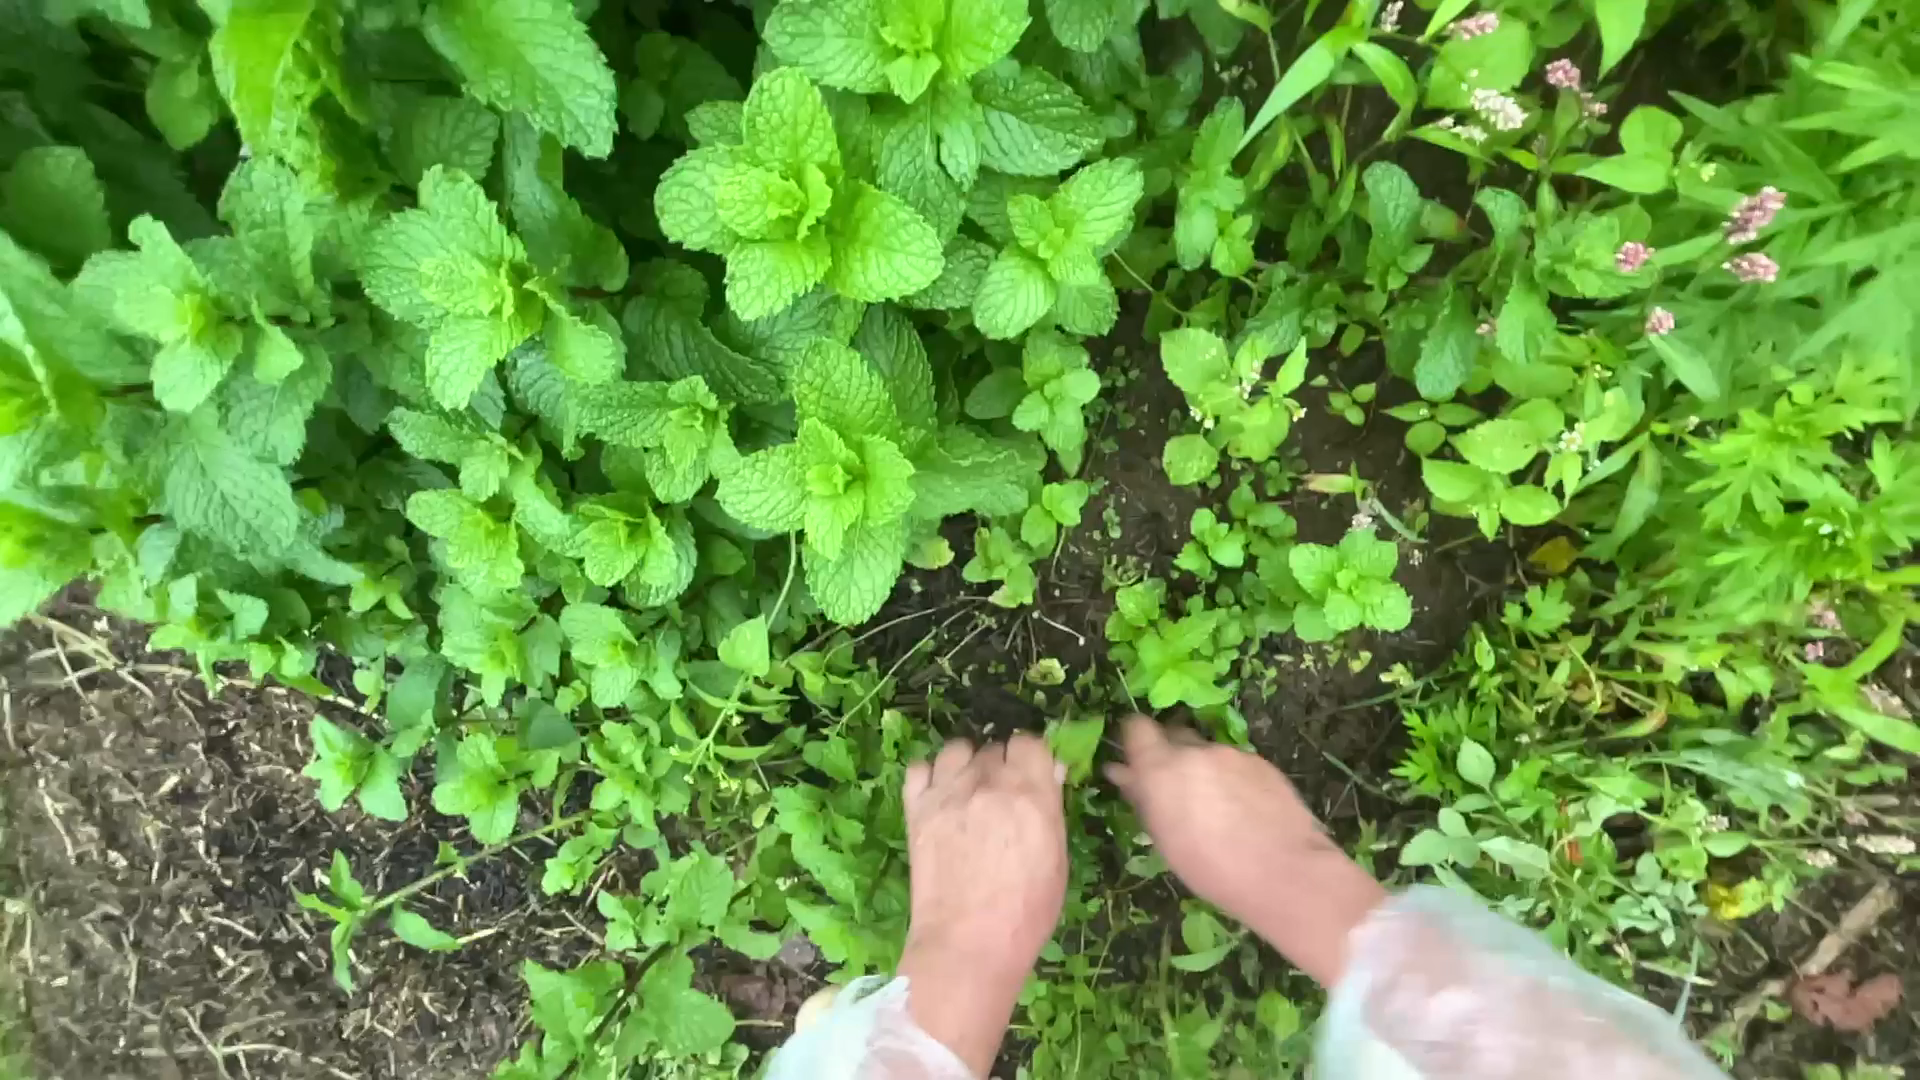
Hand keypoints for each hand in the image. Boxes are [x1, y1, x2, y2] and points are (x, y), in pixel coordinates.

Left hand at [897, 735, 1066, 1074]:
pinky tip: (939, 795)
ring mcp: (948, 791)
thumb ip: (1051, 808)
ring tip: (969, 790)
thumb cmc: (1025, 912)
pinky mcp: (917, 806)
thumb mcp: (1056, 859)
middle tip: (1002, 798)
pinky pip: (921, 767)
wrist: (967, 945)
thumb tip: (1052, 771)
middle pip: (995, 748)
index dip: (1031, 758)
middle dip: (1001, 767)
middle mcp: (987, 782)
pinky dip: (931, 775)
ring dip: (967, 763)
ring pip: (958, 748)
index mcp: (1029, 792)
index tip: (1031, 777)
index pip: (1029, 742)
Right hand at [1106, 715, 1383, 985]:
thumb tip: (1119, 771)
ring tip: (1218, 807)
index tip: (1139, 762)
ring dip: (1203, 768)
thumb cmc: (1212, 869)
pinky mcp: (1260, 761)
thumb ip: (1141, 797)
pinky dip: (1232, 778)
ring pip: (1205, 751)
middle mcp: (1192, 750)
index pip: (1136, 727)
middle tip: (1177, 789)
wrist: (1287, 875)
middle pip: (1172, 735)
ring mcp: (1229, 753)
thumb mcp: (1164, 838)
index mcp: (1159, 768)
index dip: (1136, 741)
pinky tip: (1245, 810)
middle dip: (1170, 754)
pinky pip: (1234, 762)